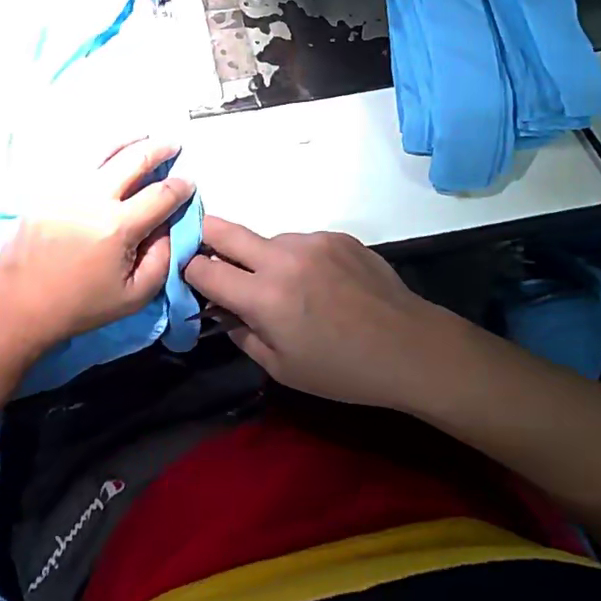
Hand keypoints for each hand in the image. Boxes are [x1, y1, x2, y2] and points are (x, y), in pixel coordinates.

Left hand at [0, 138, 194, 354]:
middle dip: (159, 149)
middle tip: (172, 145)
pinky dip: (96, 151)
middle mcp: (93, 198)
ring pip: (102, 150)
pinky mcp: (46, 189)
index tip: (189, 183)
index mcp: (118, 227)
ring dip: (128, 140)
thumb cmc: (81, 305)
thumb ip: (162, 258)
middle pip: (133, 159)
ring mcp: (65, 189)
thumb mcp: (135, 295)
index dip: (181, 186)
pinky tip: (106, 152)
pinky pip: (76, 160)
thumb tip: (168, 226)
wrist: (19, 304)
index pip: (161, 195)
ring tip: (142, 136)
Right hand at [182, 215, 456, 410]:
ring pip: (268, 240)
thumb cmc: (342, 370)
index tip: (194, 283)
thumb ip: (242, 333)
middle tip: (213, 260)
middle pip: (223, 229)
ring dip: (265, 259)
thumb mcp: (281, 368)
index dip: (190, 274)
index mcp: (264, 296)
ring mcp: (313, 241)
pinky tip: (323, 285)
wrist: (410, 347)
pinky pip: (302, 242)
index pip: (203, 269)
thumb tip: (222, 309)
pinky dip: (299, 260)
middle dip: (206, 241)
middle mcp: (283, 257)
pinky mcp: (338, 236)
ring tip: (293, 290)